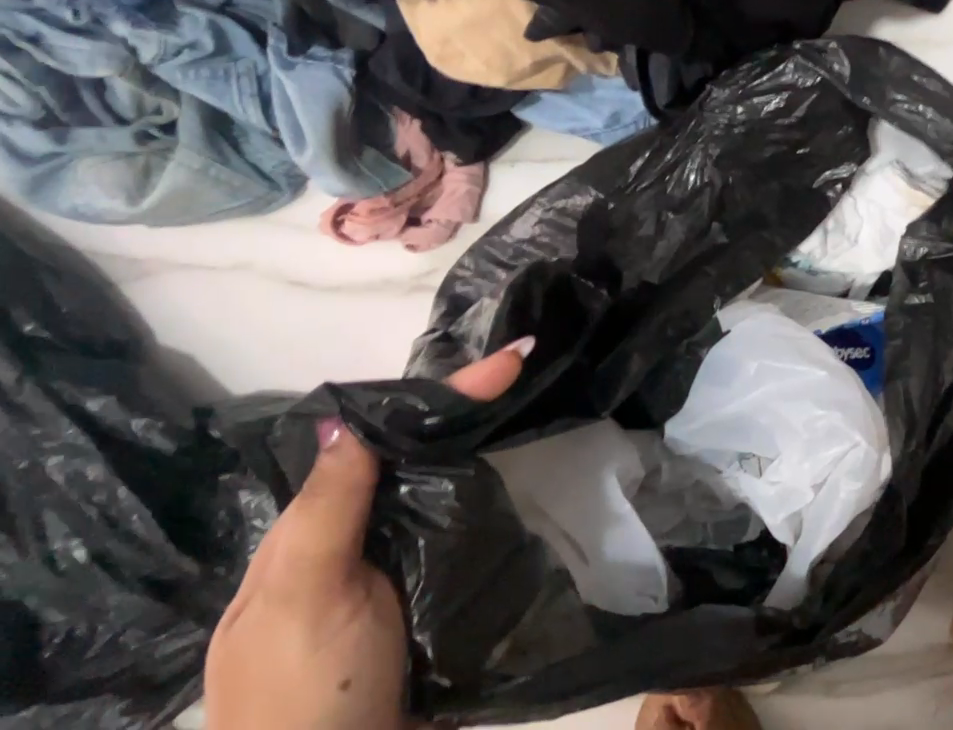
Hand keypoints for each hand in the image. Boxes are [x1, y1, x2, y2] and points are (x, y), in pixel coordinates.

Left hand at [204, 341, 530, 729]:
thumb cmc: (309, 694)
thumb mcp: (306, 598)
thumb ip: (328, 511)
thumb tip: (343, 417)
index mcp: (315, 535)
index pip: (382, 441)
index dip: (445, 396)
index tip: (515, 356)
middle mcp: (358, 546)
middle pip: (418, 463)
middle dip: (471, 415)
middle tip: (538, 374)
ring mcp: (402, 579)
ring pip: (449, 500)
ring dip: (490, 458)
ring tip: (549, 414)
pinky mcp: (440, 610)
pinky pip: (473, 544)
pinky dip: (502, 510)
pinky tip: (535, 492)